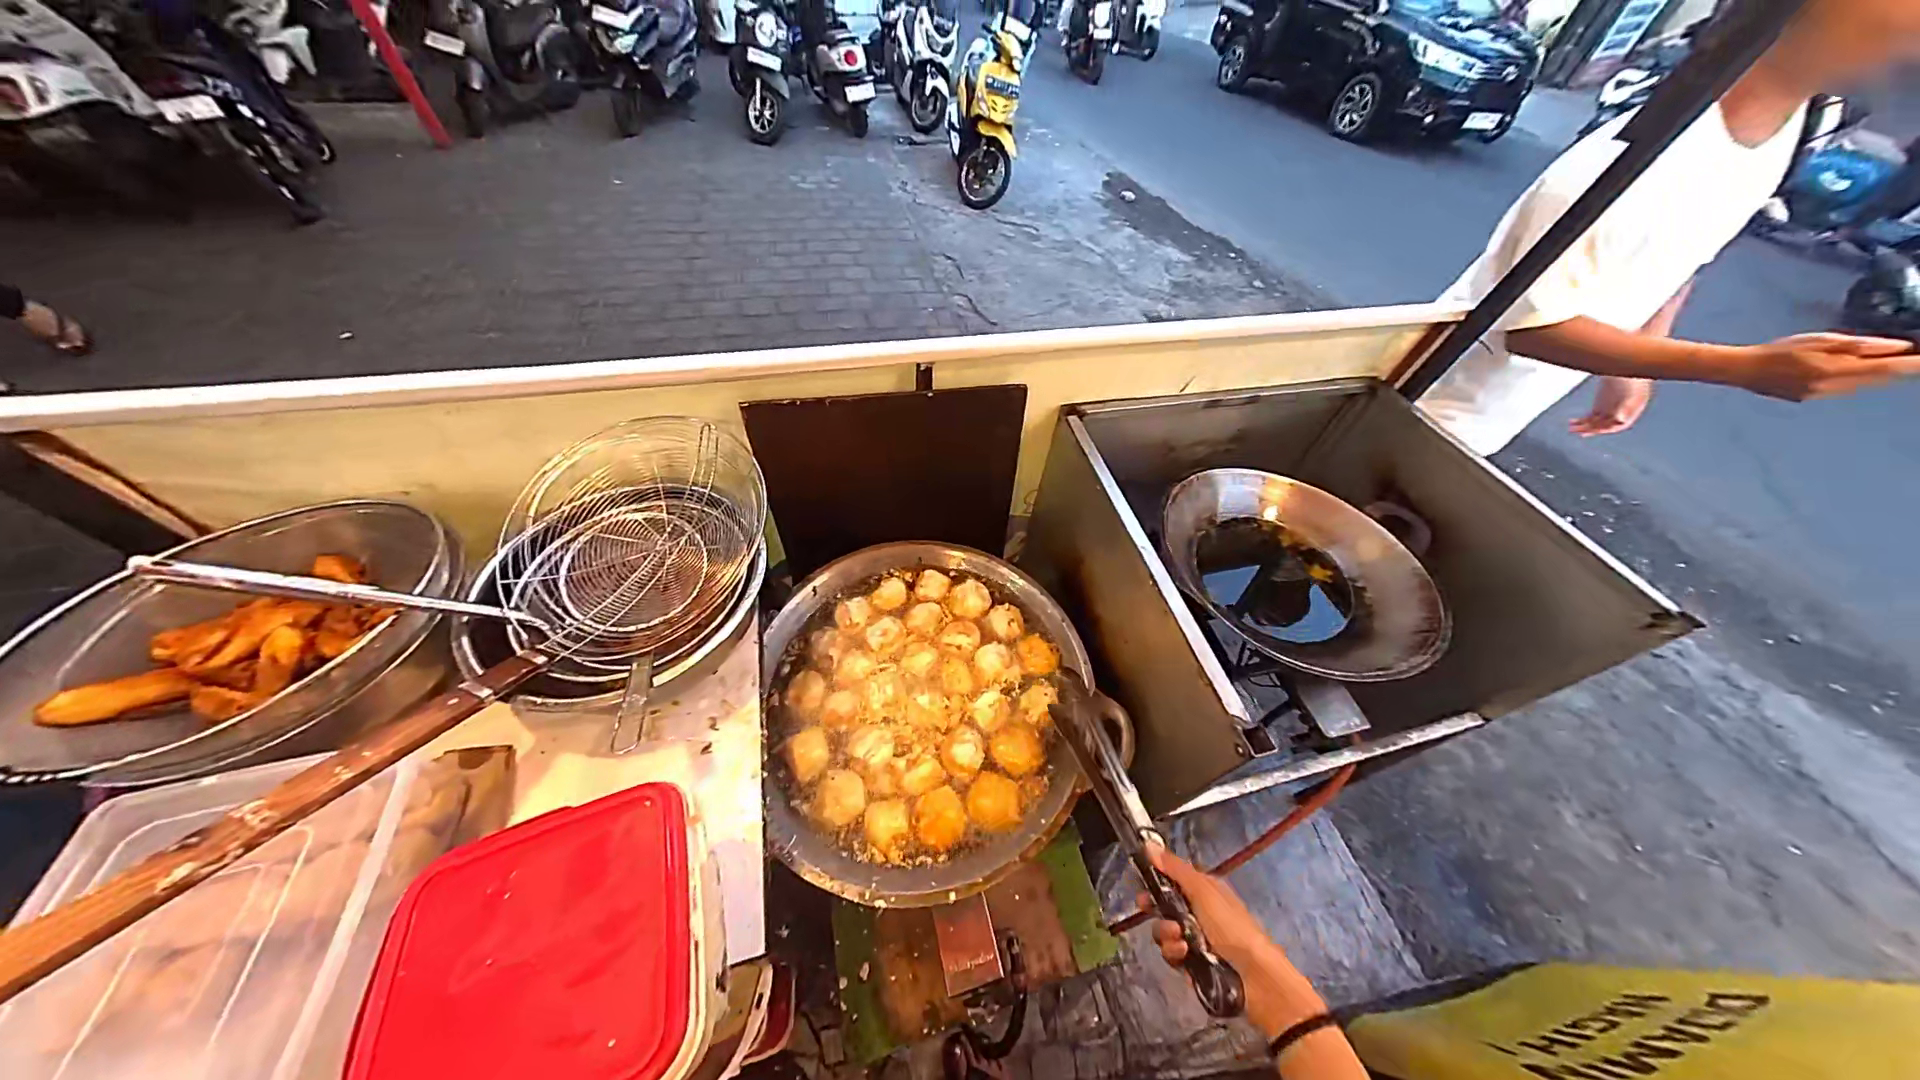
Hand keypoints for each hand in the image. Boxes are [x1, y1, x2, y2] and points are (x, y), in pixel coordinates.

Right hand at [1143, 847, 1320, 1038]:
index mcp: (1204, 890)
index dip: (1156, 880)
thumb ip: (1175, 869)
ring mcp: (1194, 939)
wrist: (1256, 979)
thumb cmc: (1232, 927)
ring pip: (1164, 930)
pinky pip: (1171, 954)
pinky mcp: (1192, 965)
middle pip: (1163, 905)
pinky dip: (1174, 953)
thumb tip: (1148, 846)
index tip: (1141, 882)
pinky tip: (1183, 954)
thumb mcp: (1203, 891)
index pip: (1172, 879)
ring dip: (1165, 933)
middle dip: (1154, 907)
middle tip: (1146, 908)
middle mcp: (1198, 912)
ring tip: (1179, 939)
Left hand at [1569, 376, 1652, 435]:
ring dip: (1583, 426)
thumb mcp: (1630, 394)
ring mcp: (1610, 410)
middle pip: (1605, 425)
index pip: (1619, 426)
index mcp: (1633, 411)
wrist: (1622, 368)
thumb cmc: (1630, 379)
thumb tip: (1620, 420)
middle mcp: (1621, 412)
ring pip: (1596, 422)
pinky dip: (1582, 421)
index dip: (1606, 429)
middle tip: (1578, 431)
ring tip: (1571, 429)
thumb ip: (1625, 408)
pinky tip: (1572, 422)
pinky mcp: (1600, 406)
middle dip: (1591, 429)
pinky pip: (1591, 417)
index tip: (1593, 431)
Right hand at [1731, 333, 1919, 400]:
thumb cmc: (1775, 351)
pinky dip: (1848, 380)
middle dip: (1896, 369)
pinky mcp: (1807, 398)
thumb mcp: (1820, 340)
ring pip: (1860, 385)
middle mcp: (1831, 387)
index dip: (1917, 364)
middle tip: (1907, 357)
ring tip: (1870, 362)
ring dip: (1871, 374)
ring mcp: (1818, 395)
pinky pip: (1840, 389)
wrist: (1737, 370)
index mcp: (1835, 370)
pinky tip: (1833, 371)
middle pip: (1878, 379)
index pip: (1891, 368)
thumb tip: (1899, 347)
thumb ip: (1859, 345)